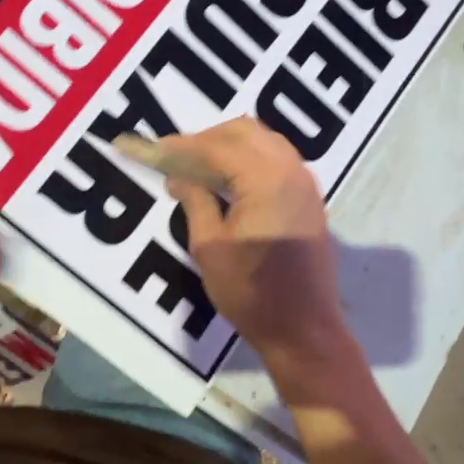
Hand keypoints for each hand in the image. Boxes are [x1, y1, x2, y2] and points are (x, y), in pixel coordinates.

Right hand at [159, 118, 349, 370]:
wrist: (304, 331)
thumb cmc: (251, 292)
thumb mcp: (210, 248)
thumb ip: (195, 202)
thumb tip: (179, 177)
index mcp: (266, 180)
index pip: (216, 147)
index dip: (181, 146)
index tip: (153, 148)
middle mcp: (291, 170)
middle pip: (244, 132)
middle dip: (206, 139)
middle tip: (175, 158)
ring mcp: (305, 183)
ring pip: (263, 141)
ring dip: (229, 145)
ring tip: (198, 167)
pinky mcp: (309, 199)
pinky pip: (277, 159)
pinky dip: (249, 158)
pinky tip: (228, 180)